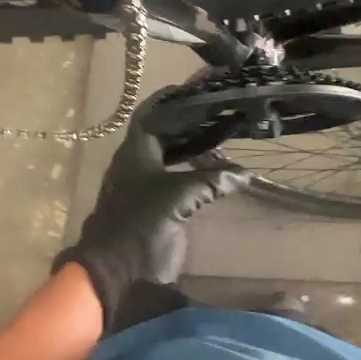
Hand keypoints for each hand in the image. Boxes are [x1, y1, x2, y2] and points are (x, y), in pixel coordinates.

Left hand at [57, 97, 250, 332]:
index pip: (152, 112)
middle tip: (219, 109)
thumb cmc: (140, 226)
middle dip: (189, 119)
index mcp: (134, 152)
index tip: (198, 85)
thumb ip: (211, 181)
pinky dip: (195, 170)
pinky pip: (176, 178)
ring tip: (222, 133)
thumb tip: (244, 173)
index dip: (173, 97)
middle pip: (163, 132)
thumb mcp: (178, 197)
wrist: (116, 274)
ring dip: (193, 144)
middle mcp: (136, 164)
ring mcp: (143, 187)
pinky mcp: (153, 208)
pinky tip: (215, 171)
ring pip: (170, 155)